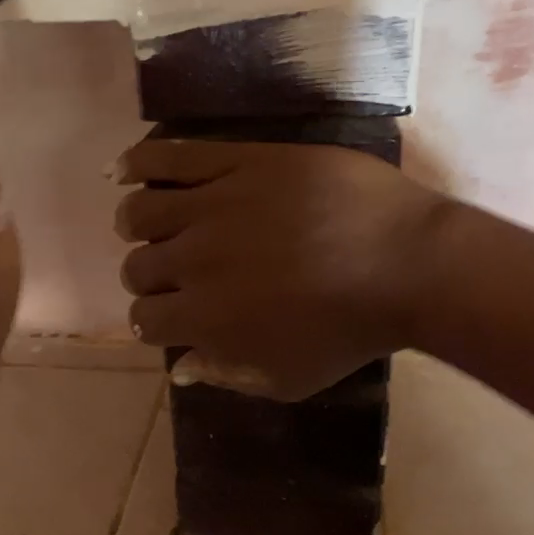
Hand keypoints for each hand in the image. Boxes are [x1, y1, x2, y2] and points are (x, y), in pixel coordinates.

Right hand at [114, 140, 452, 399]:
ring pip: (141, 212)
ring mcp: (213, 206)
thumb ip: (227, 375)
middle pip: (138, 268)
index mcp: (203, 318)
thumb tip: (180, 369)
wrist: (407, 263)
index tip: (169, 314)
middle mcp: (193, 261)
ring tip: (145, 222)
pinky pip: (170, 156)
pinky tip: (126, 169)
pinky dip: (138, 162)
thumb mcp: (290, 378)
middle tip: (171, 270)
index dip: (153, 319)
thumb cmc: (352, 331)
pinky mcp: (237, 163)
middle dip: (147, 275)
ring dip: (135, 224)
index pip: (145, 319)